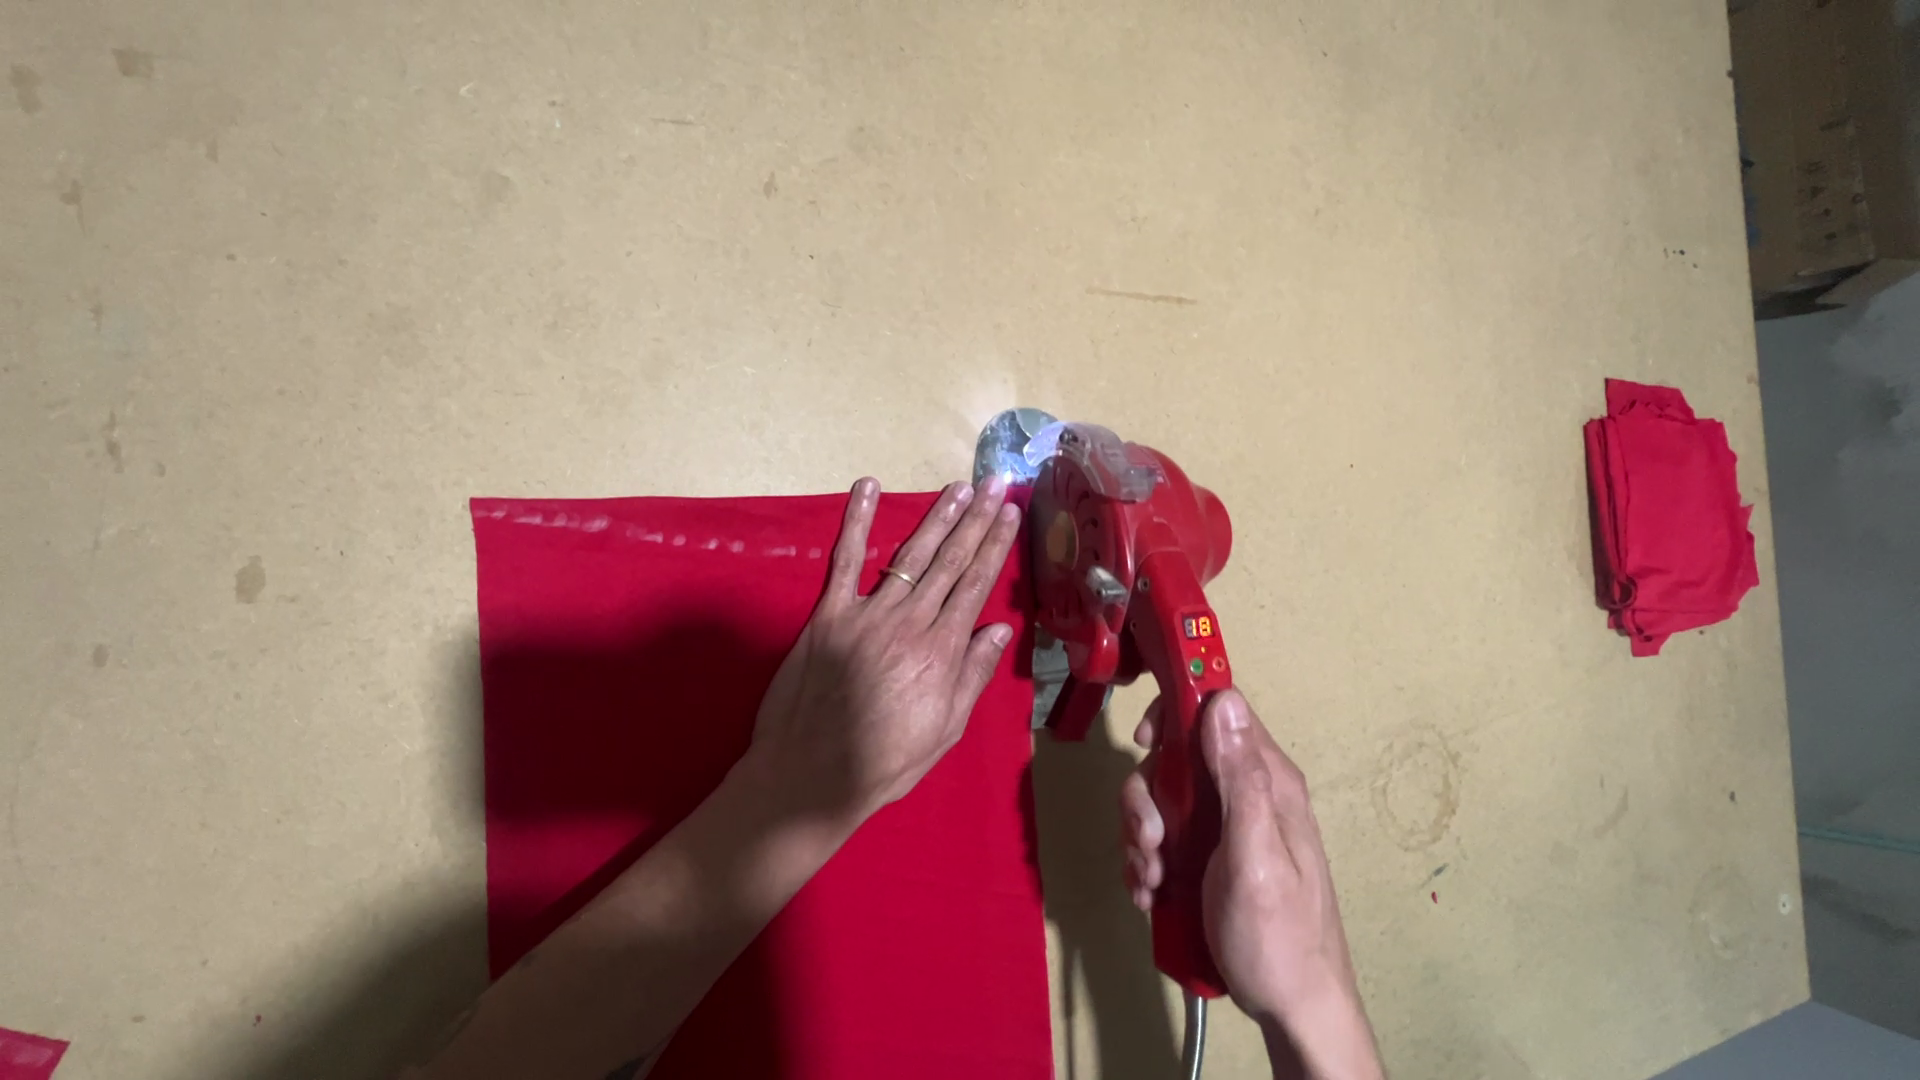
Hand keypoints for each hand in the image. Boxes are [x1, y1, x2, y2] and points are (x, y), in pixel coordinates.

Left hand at [749, 475, 1022, 823]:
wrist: (811, 776)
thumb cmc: (885, 761)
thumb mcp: (945, 729)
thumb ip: (972, 676)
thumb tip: (1000, 630)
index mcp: (942, 651)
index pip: (975, 586)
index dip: (994, 546)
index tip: (1009, 514)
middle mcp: (910, 622)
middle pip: (949, 562)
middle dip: (975, 520)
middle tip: (994, 484)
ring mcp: (867, 614)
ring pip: (910, 555)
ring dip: (936, 517)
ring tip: (957, 488)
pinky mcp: (828, 614)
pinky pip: (844, 560)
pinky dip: (857, 522)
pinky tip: (869, 488)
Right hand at [1121, 691, 1381, 1078]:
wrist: (1292, 1013)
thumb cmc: (1278, 938)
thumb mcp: (1256, 856)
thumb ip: (1240, 779)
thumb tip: (1223, 699)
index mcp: (1267, 780)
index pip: (1217, 709)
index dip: (1175, 715)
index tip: (1145, 743)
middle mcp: (1244, 793)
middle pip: (1175, 758)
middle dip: (1147, 798)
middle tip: (1151, 843)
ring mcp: (1224, 826)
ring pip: (1159, 799)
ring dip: (1141, 836)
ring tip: (1153, 882)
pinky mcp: (1206, 856)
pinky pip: (1159, 836)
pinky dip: (1145, 860)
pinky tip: (1152, 894)